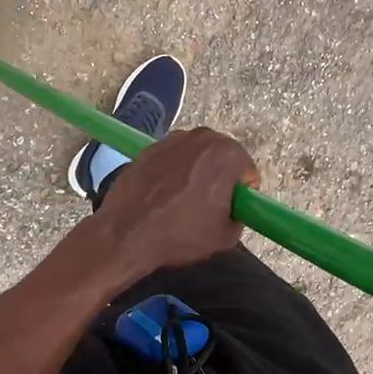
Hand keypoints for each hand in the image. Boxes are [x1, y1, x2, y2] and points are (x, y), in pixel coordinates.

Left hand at [94, 128, 258, 277]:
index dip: (240, 196)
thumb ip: (240, 218)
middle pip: (221, 160)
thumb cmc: (179, 234)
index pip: (246, 174)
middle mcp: (202, 136)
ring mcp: (172, 139)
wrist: (126, 233)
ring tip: (180, 204)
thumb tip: (233, 212)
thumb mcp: (225, 236)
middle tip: (205, 208)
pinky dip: (170, 174)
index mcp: (228, 153)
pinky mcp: (148, 148)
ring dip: (194, 175)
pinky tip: (161, 197)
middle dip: (218, 180)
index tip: (227, 211)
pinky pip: (170, 161)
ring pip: (195, 158)